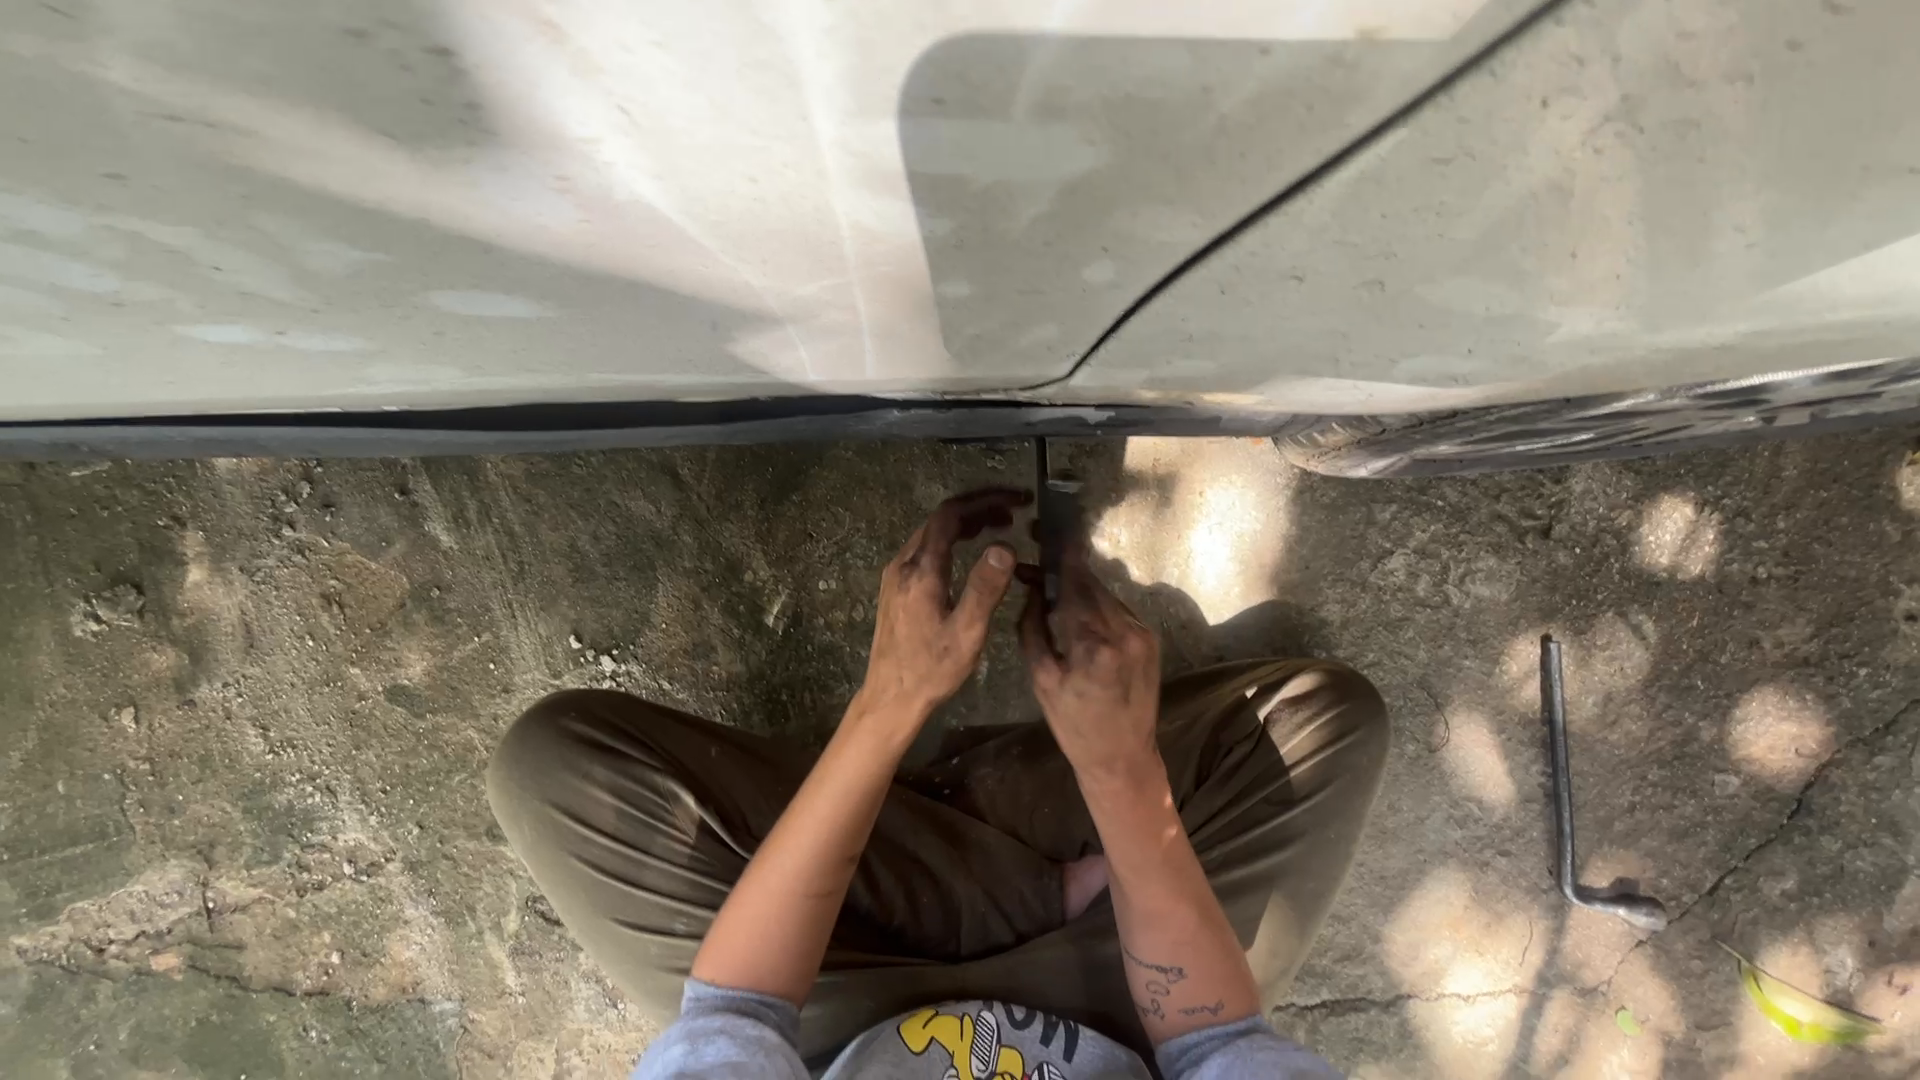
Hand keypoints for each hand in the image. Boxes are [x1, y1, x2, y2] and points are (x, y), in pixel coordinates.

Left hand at [859, 488, 1029, 719]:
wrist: (890, 697)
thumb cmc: (931, 670)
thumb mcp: (966, 633)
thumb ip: (985, 588)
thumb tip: (1005, 546)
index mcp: (921, 571)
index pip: (951, 515)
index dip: (985, 501)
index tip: (1018, 501)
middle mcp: (903, 564)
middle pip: (940, 518)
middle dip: (979, 507)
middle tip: (1015, 510)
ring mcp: (896, 574)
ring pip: (932, 532)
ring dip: (966, 522)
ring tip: (1001, 525)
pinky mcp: (896, 587)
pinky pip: (926, 548)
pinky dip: (953, 539)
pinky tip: (972, 552)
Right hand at [1019, 534, 1161, 780]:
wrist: (1122, 757)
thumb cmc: (1073, 725)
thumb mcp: (1041, 679)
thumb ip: (1033, 628)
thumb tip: (1033, 590)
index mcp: (1094, 644)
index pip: (1075, 584)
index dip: (1061, 556)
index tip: (1048, 531)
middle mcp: (1125, 632)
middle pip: (1091, 585)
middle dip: (1066, 573)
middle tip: (1040, 568)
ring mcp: (1143, 635)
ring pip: (1105, 596)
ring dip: (1082, 592)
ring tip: (1057, 598)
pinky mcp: (1151, 640)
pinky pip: (1117, 612)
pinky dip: (1098, 609)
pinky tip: (1082, 621)